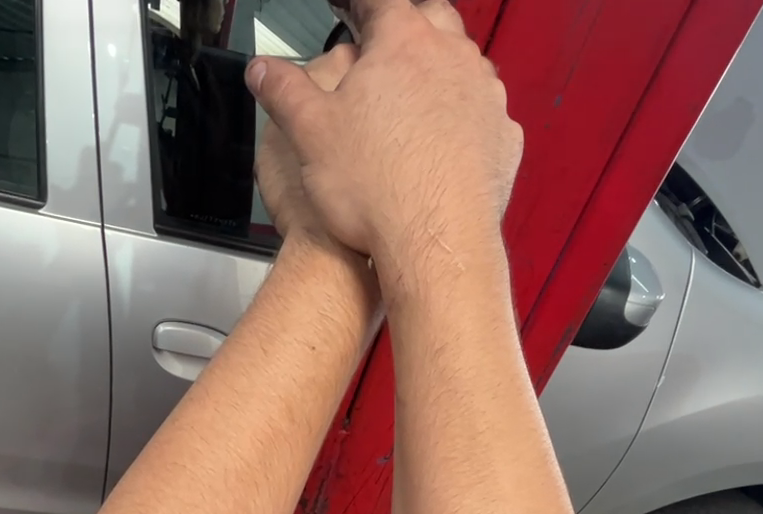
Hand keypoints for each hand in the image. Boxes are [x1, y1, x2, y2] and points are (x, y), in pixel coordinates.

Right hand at [246, 0, 521, 278]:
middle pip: (430, 20)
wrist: (432, 241)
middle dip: (405, 26)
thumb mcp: (309, 135)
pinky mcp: (501, 137)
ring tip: (410, 97)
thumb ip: (284, 93)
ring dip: (436, 71)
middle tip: (381, 44)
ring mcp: (484, 96)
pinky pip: (481, 113)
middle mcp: (452, 58)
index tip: (343, 5)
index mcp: (402, 44)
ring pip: (461, 64)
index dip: (355, 3)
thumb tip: (262, 71)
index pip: (377, 2)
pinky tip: (440, 142)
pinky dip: (461, 117)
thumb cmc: (373, 188)